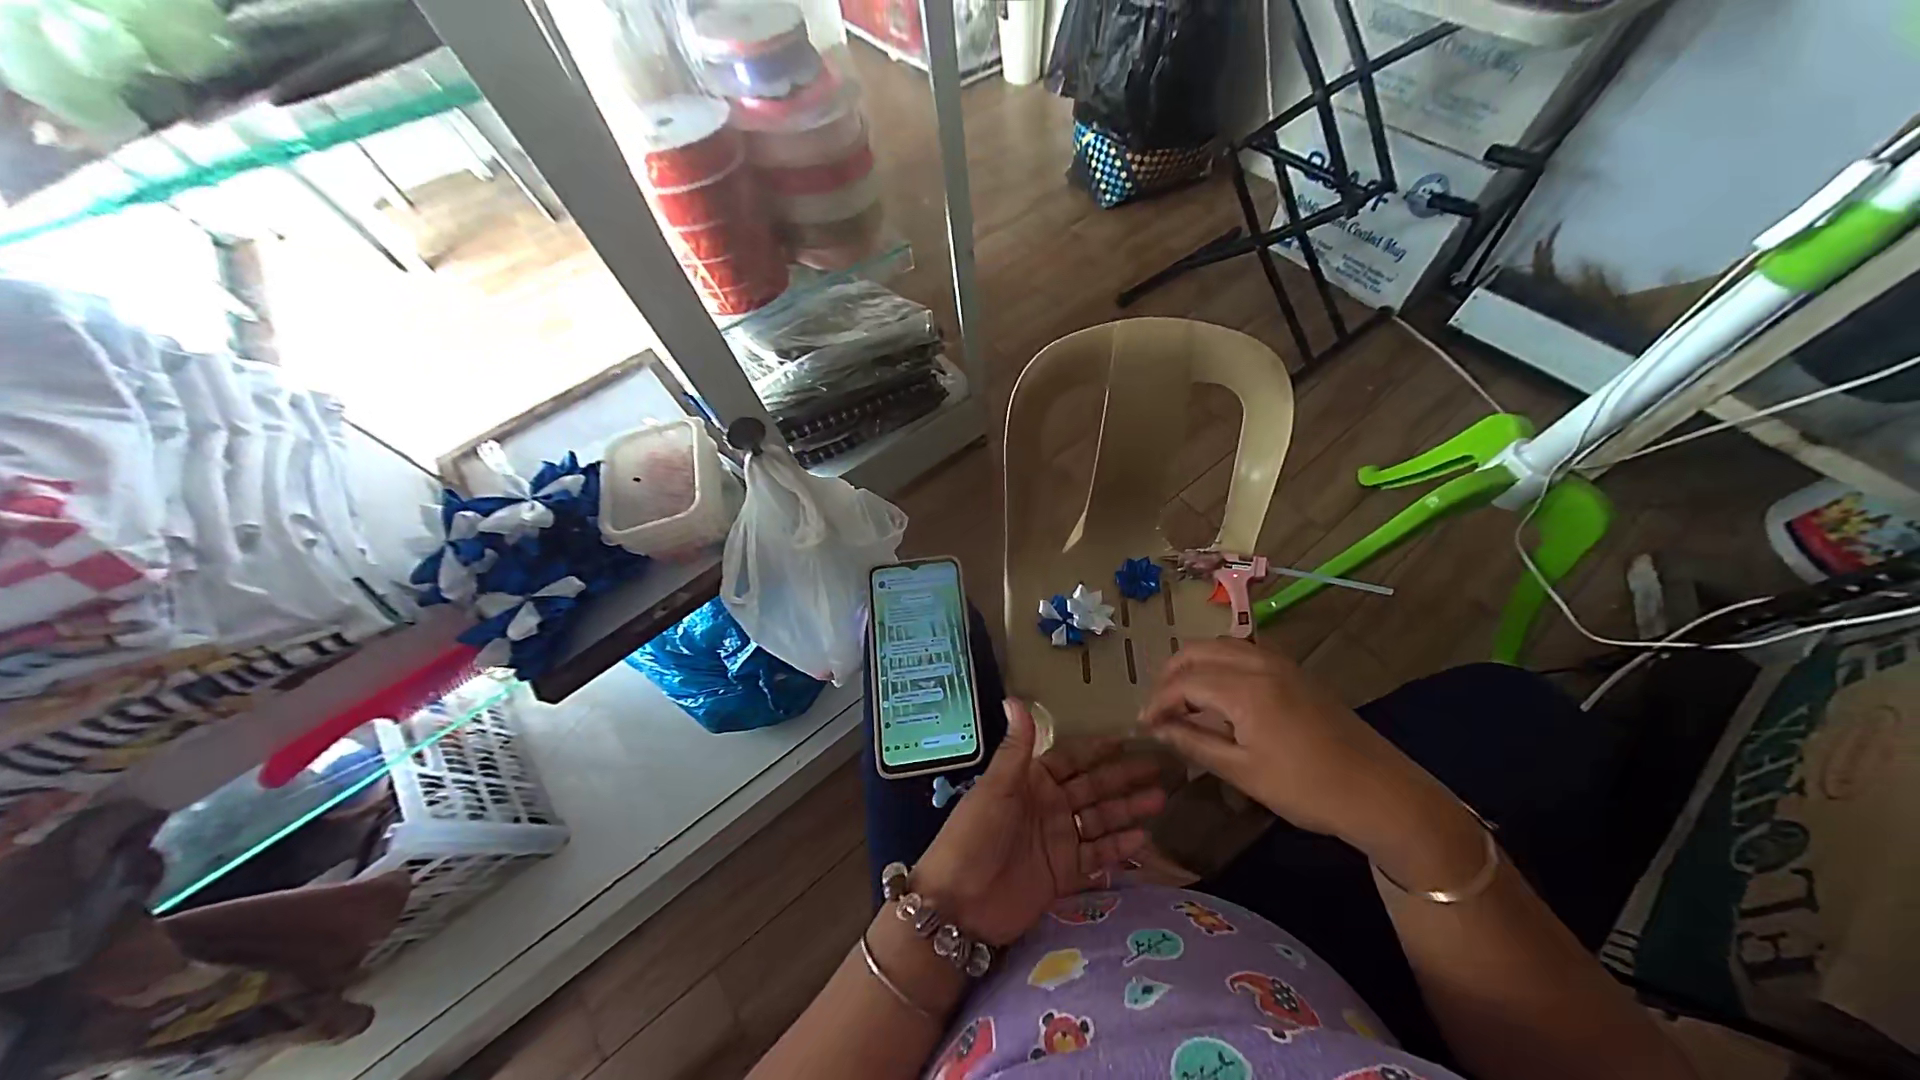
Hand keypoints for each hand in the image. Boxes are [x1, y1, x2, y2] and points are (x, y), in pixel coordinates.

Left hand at [913, 700, 1164, 944]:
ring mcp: (1058, 840)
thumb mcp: (995, 788)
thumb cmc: (973, 837)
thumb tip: (1015, 699)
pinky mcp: (1064, 873)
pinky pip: (1097, 855)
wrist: (959, 903)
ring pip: (1101, 819)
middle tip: (1159, 768)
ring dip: (1128, 809)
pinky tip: (1143, 838)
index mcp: (1030, 782)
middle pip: (1093, 787)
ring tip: (1160, 799)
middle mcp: (1048, 807)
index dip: (1096, 750)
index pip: (1070, 759)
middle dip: (1123, 778)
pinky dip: (1119, 847)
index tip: (1126, 739)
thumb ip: (1015, 748)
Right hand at [1137, 639, 1456, 856]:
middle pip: (1197, 652)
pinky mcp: (1295, 671)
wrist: (1382, 794)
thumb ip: (1194, 743)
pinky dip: (1220, 661)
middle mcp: (1259, 663)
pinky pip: (1245, 650)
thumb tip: (1157, 729)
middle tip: (1160, 709)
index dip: (1158, 702)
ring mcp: (1281, 663)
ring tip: (1183, 698)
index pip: (1184, 682)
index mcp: (1245, 689)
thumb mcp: (1243, 772)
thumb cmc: (1308, 789)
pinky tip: (1219, 689)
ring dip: (1194, 664)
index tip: (1143, 726)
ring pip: (1221, 645)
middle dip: (1170, 676)